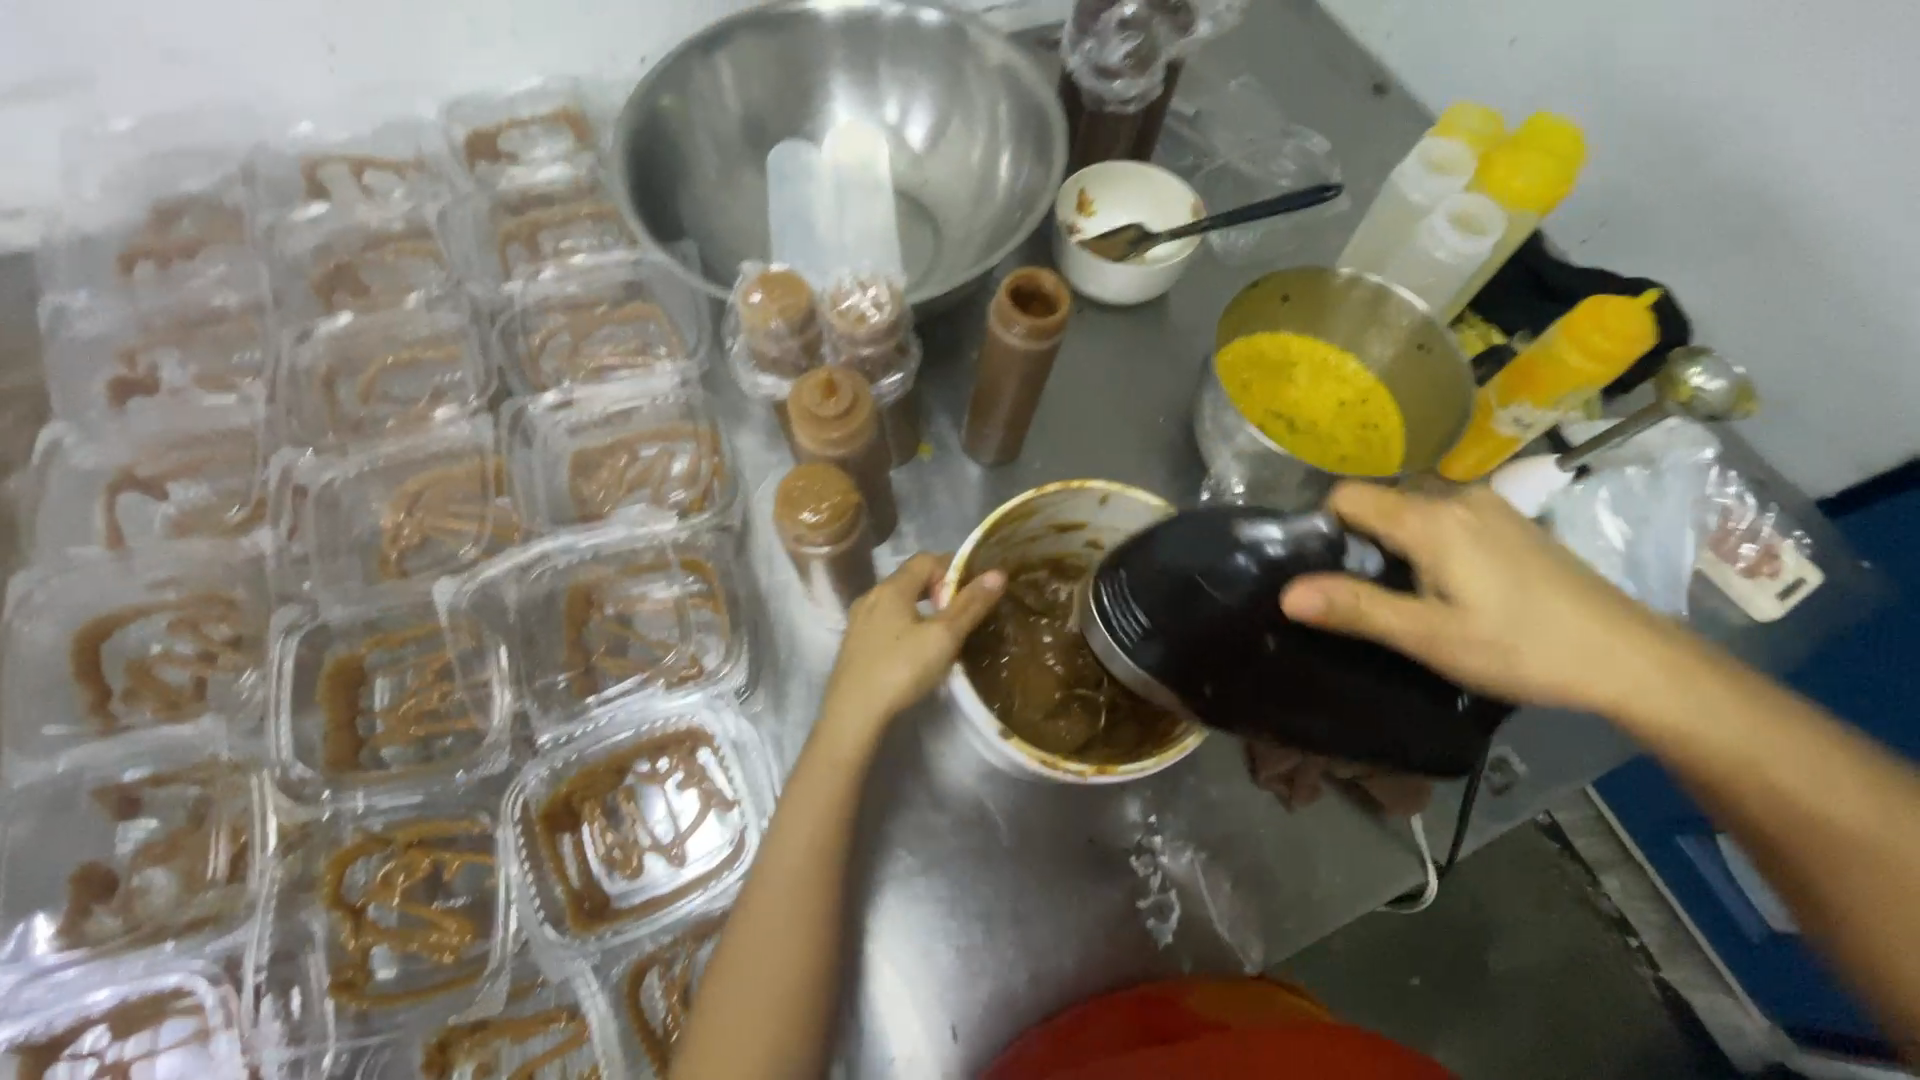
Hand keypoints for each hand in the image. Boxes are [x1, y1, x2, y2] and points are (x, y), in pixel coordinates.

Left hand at [817, 554, 1005, 744]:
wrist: (852, 714)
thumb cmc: (901, 669)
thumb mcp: (944, 637)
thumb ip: (970, 605)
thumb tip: (997, 573)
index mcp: (892, 588)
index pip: (926, 559)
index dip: (952, 569)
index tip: (970, 596)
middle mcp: (871, 596)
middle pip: (910, 579)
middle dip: (938, 591)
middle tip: (959, 617)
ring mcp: (858, 621)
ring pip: (896, 603)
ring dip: (921, 610)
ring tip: (940, 637)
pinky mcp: (853, 644)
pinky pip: (885, 623)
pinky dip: (904, 627)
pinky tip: (913, 654)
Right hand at [1280, 482, 1689, 714]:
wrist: (1630, 658)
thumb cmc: (1521, 648)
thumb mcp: (1429, 637)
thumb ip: (1356, 608)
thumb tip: (1286, 593)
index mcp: (1432, 519)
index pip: (1348, 496)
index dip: (1325, 529)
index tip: (1326, 572)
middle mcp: (1459, 498)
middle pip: (1381, 503)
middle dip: (1361, 542)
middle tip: (1368, 597)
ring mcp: (1491, 507)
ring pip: (1415, 512)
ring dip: (1397, 546)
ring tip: (1409, 598)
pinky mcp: (1513, 524)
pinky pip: (1446, 520)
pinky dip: (1429, 546)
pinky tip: (1452, 590)